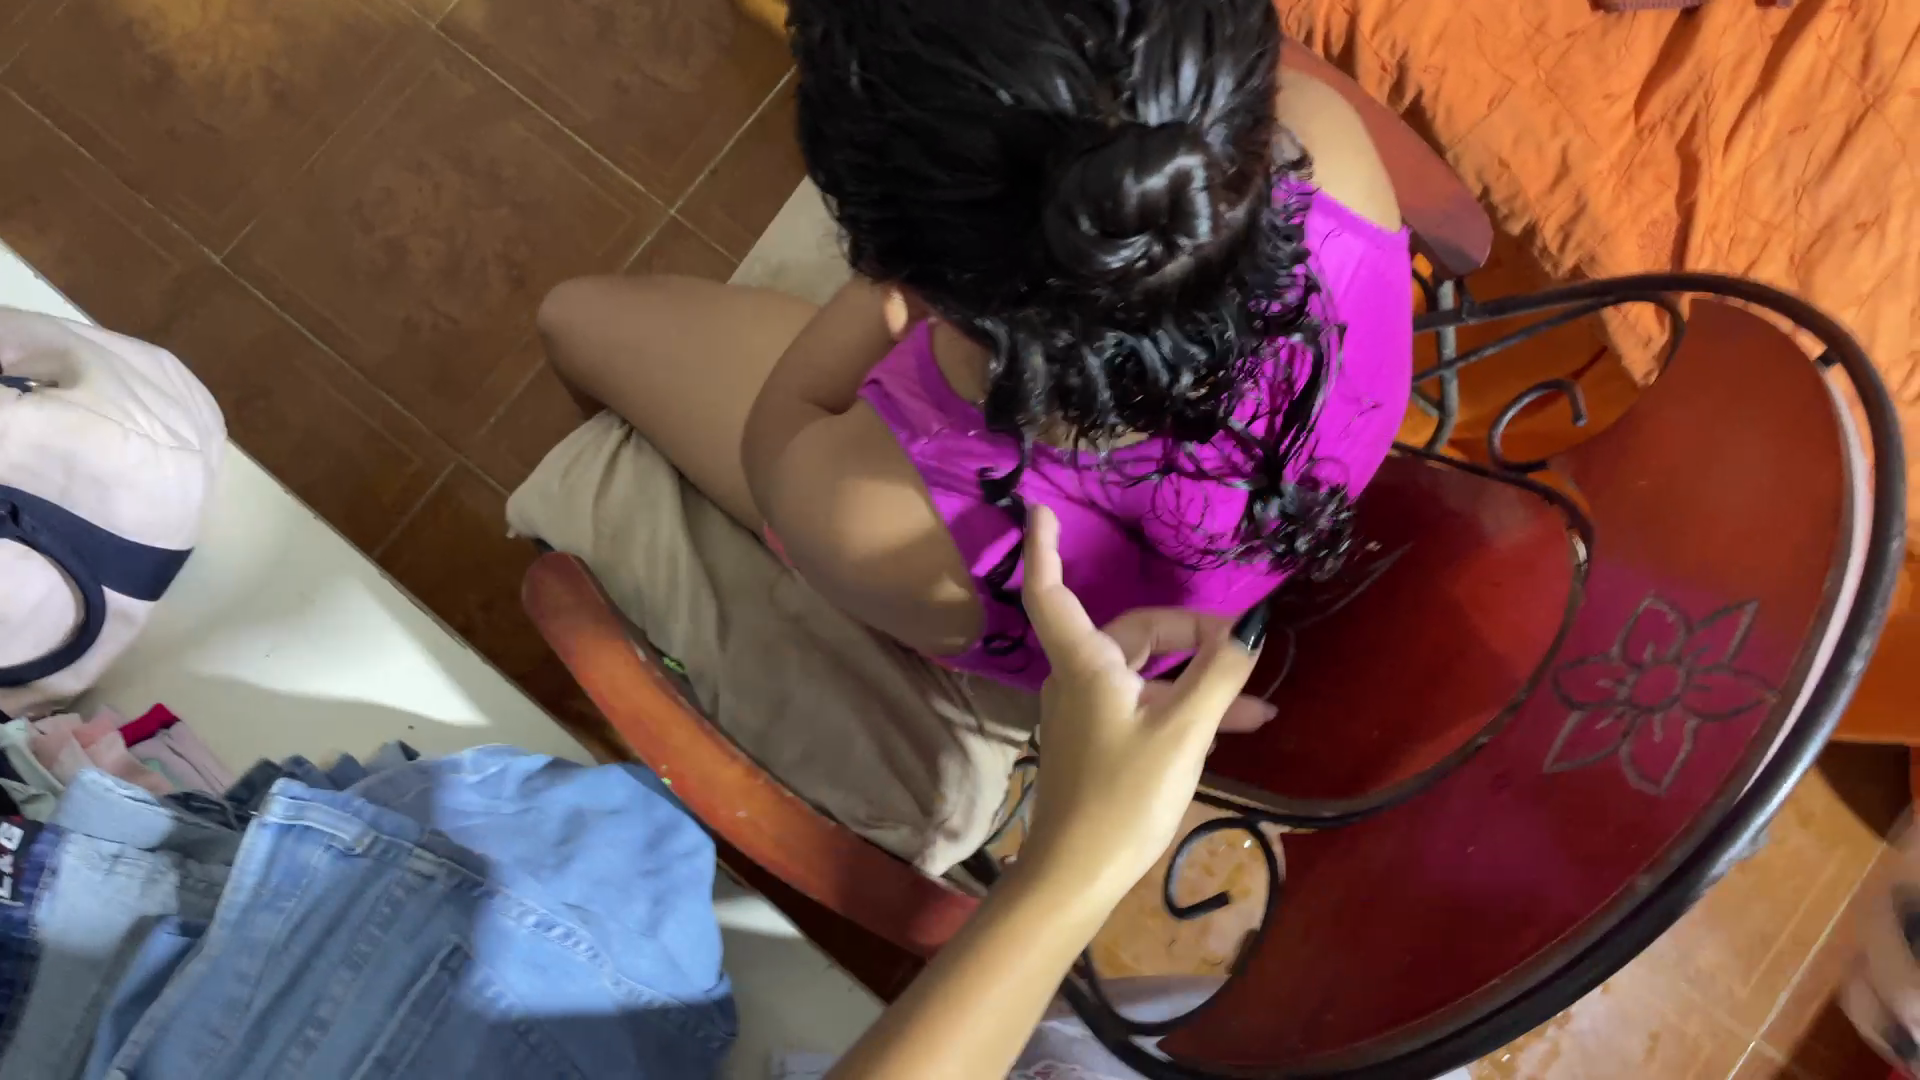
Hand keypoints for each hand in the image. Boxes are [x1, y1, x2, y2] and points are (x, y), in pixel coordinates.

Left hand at [1017, 505, 1269, 898]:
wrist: (1079, 870)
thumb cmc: (1125, 795)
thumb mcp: (1184, 731)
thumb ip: (1219, 675)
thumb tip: (1254, 624)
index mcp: (1085, 663)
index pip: (1050, 591)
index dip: (1044, 548)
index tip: (1040, 508)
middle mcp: (1079, 676)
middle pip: (1134, 632)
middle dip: (1190, 635)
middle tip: (1244, 653)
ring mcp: (1088, 708)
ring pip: (1147, 671)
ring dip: (1198, 677)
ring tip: (1255, 700)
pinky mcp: (1100, 735)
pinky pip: (1145, 702)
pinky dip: (1184, 705)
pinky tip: (1238, 724)